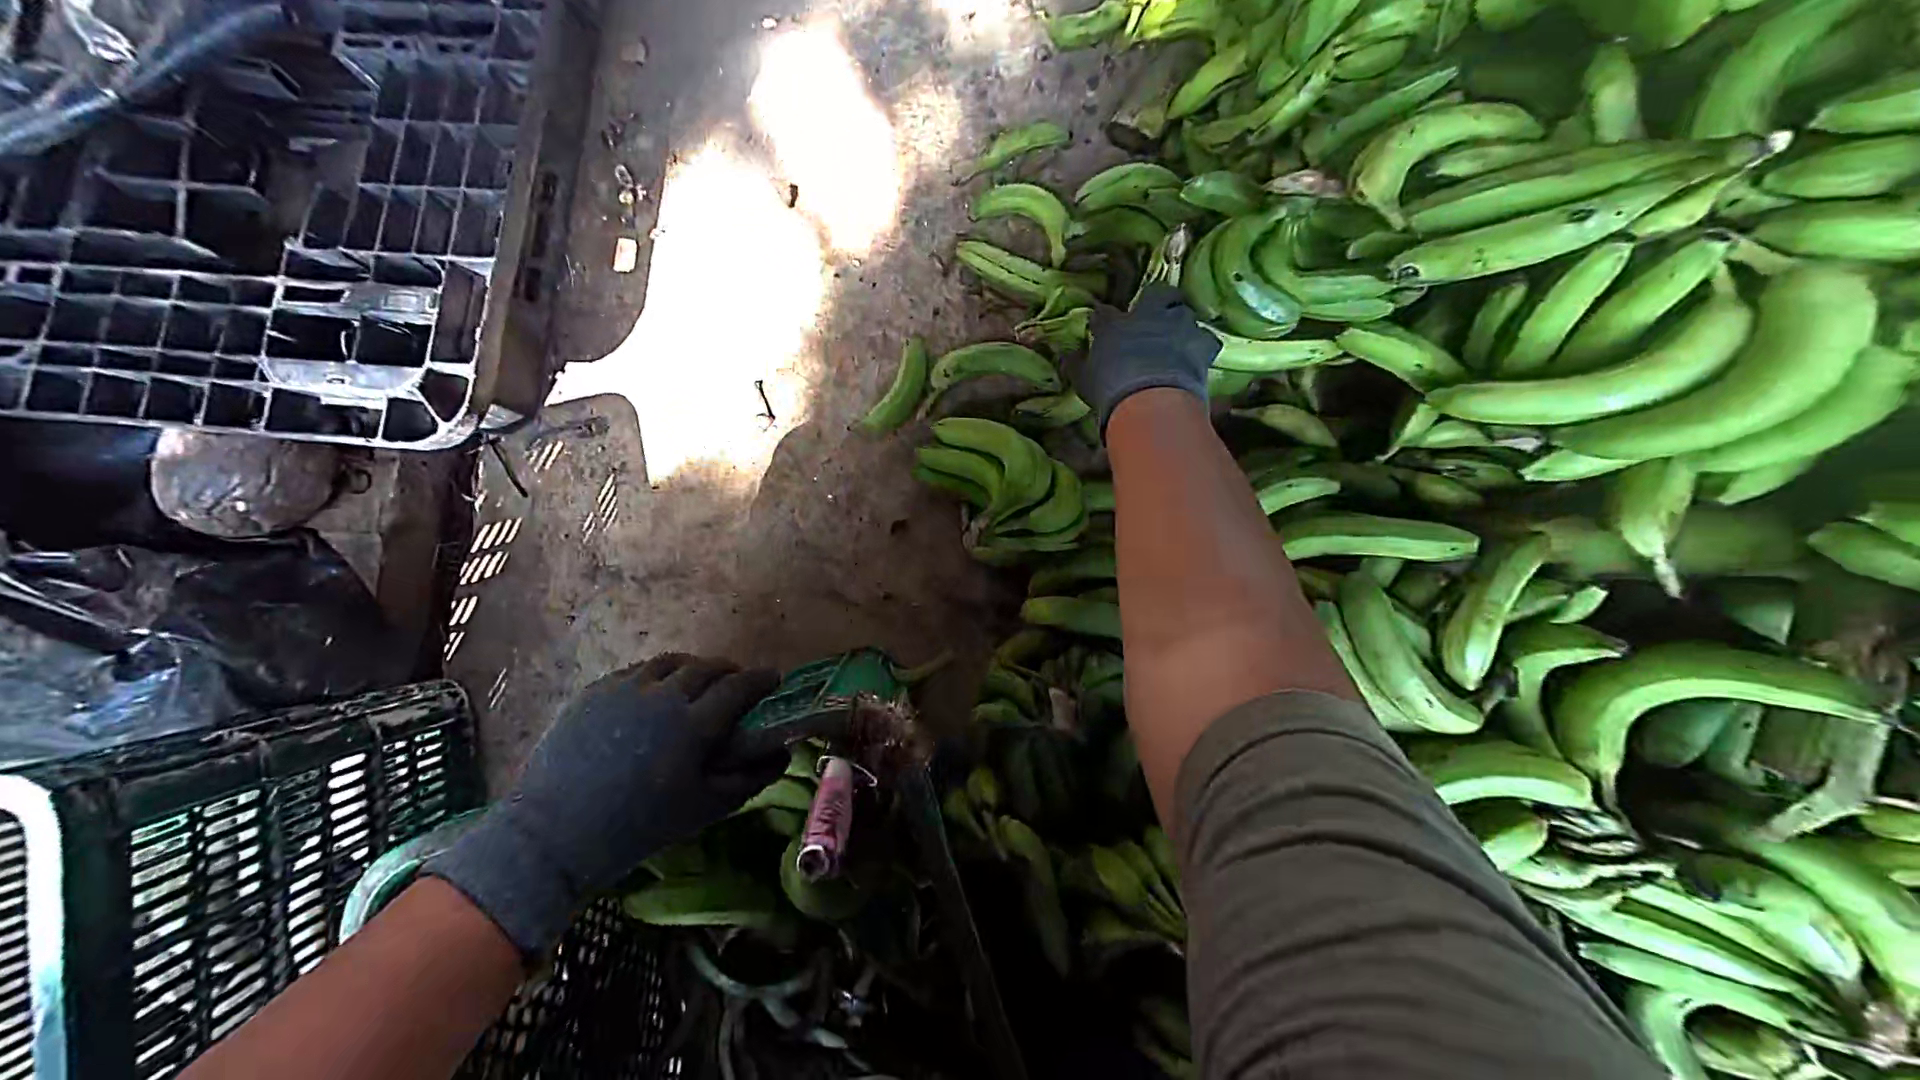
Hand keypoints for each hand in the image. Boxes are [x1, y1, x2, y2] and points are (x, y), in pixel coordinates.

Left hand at [425, 654, 781, 956]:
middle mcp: (664, 696)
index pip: (740, 686)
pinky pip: (637, 671)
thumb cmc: (638, 826)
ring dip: (694, 668)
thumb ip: (750, 779)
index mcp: (695, 724)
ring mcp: (625, 689)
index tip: (774, 679)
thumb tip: (782, 754)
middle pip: (708, 667)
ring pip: (672, 663)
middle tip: (738, 683)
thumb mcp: (705, 809)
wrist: (553, 835)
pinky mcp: (595, 692)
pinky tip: (657, 692)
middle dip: (730, 671)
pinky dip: (658, 676)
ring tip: (699, 682)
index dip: (761, 679)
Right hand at [1076, 285, 1220, 432]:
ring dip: (1182, 321)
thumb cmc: (1110, 390)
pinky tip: (1198, 354)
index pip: (1105, 313)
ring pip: (1185, 311)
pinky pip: (1207, 338)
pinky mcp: (1202, 345)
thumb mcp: (1084, 380)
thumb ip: (1077, 364)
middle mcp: (1148, 316)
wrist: (1149, 400)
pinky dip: (1203, 345)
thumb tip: (1068, 355)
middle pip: (1157, 293)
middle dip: (1156, 300)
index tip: (1101, 324)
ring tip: (1178, 335)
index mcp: (1114, 324)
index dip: (1103, 318)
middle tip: (1153, 315)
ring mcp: (1178, 327)